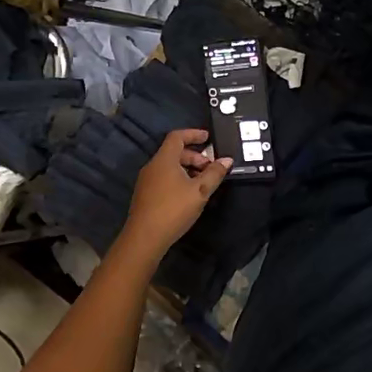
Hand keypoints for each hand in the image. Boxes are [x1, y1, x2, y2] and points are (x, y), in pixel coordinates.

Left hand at [121, 129, 231, 253]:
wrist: (145, 237)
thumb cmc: (173, 209)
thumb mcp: (199, 191)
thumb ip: (214, 174)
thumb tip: (226, 160)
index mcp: (164, 159)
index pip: (177, 136)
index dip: (193, 134)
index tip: (208, 137)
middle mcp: (153, 166)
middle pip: (174, 152)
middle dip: (195, 156)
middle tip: (211, 167)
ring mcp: (147, 180)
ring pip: (169, 166)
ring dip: (188, 168)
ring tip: (203, 181)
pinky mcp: (145, 194)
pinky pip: (164, 177)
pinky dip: (178, 177)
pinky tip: (189, 193)